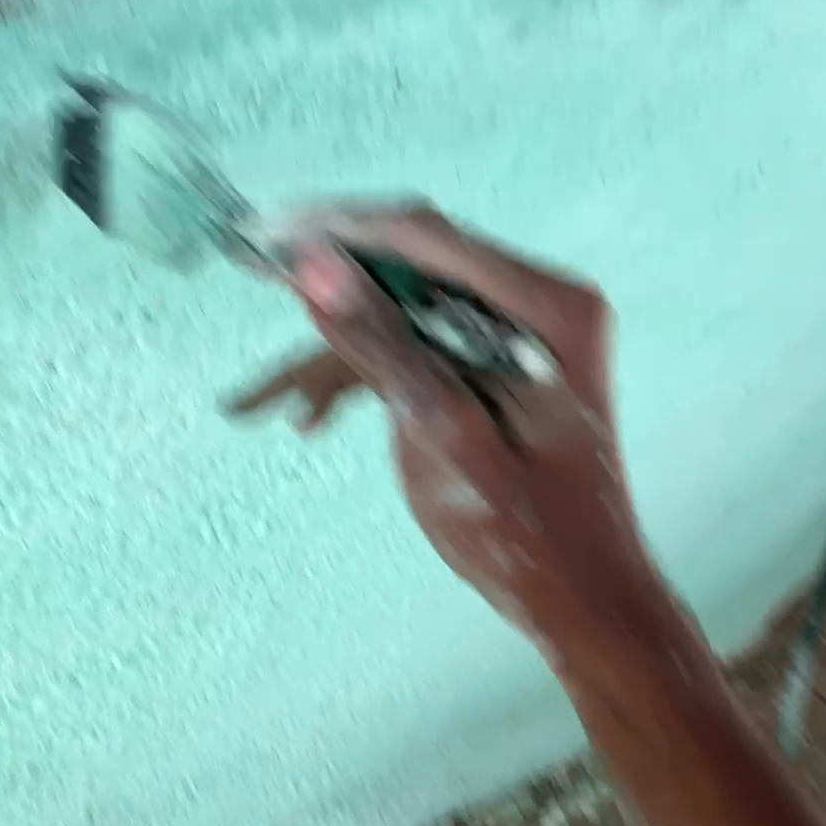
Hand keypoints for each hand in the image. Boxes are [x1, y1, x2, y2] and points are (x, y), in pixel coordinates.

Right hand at [228, 202, 658, 628]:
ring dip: (322, 357)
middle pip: (398, 267)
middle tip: (247, 268)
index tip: (264, 233)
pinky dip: (350, 381)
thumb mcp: (438, 428)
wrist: (579, 598)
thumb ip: (377, 340)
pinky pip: (399, 351)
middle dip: (320, 285)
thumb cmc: (523, 528)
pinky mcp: (474, 365)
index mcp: (541, 305)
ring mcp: (498, 335)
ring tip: (250, 403)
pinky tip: (307, 420)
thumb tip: (313, 265)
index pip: (419, 235)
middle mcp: (523, 304)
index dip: (334, 227)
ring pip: (387, 316)